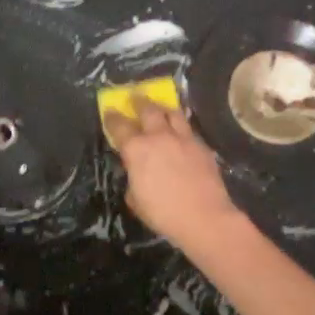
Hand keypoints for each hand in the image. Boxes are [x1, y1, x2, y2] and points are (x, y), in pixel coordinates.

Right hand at [101, 95, 240, 245]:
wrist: (204, 217)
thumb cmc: (162, 213)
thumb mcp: (134, 198)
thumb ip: (132, 177)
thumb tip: (136, 171)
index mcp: (136, 149)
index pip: (119, 126)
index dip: (113, 117)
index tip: (110, 111)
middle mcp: (159, 137)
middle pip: (148, 110)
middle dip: (140, 102)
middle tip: (136, 96)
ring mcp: (184, 139)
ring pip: (173, 113)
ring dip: (163, 108)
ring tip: (160, 107)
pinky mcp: (202, 147)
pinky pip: (189, 129)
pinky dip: (181, 127)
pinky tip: (180, 133)